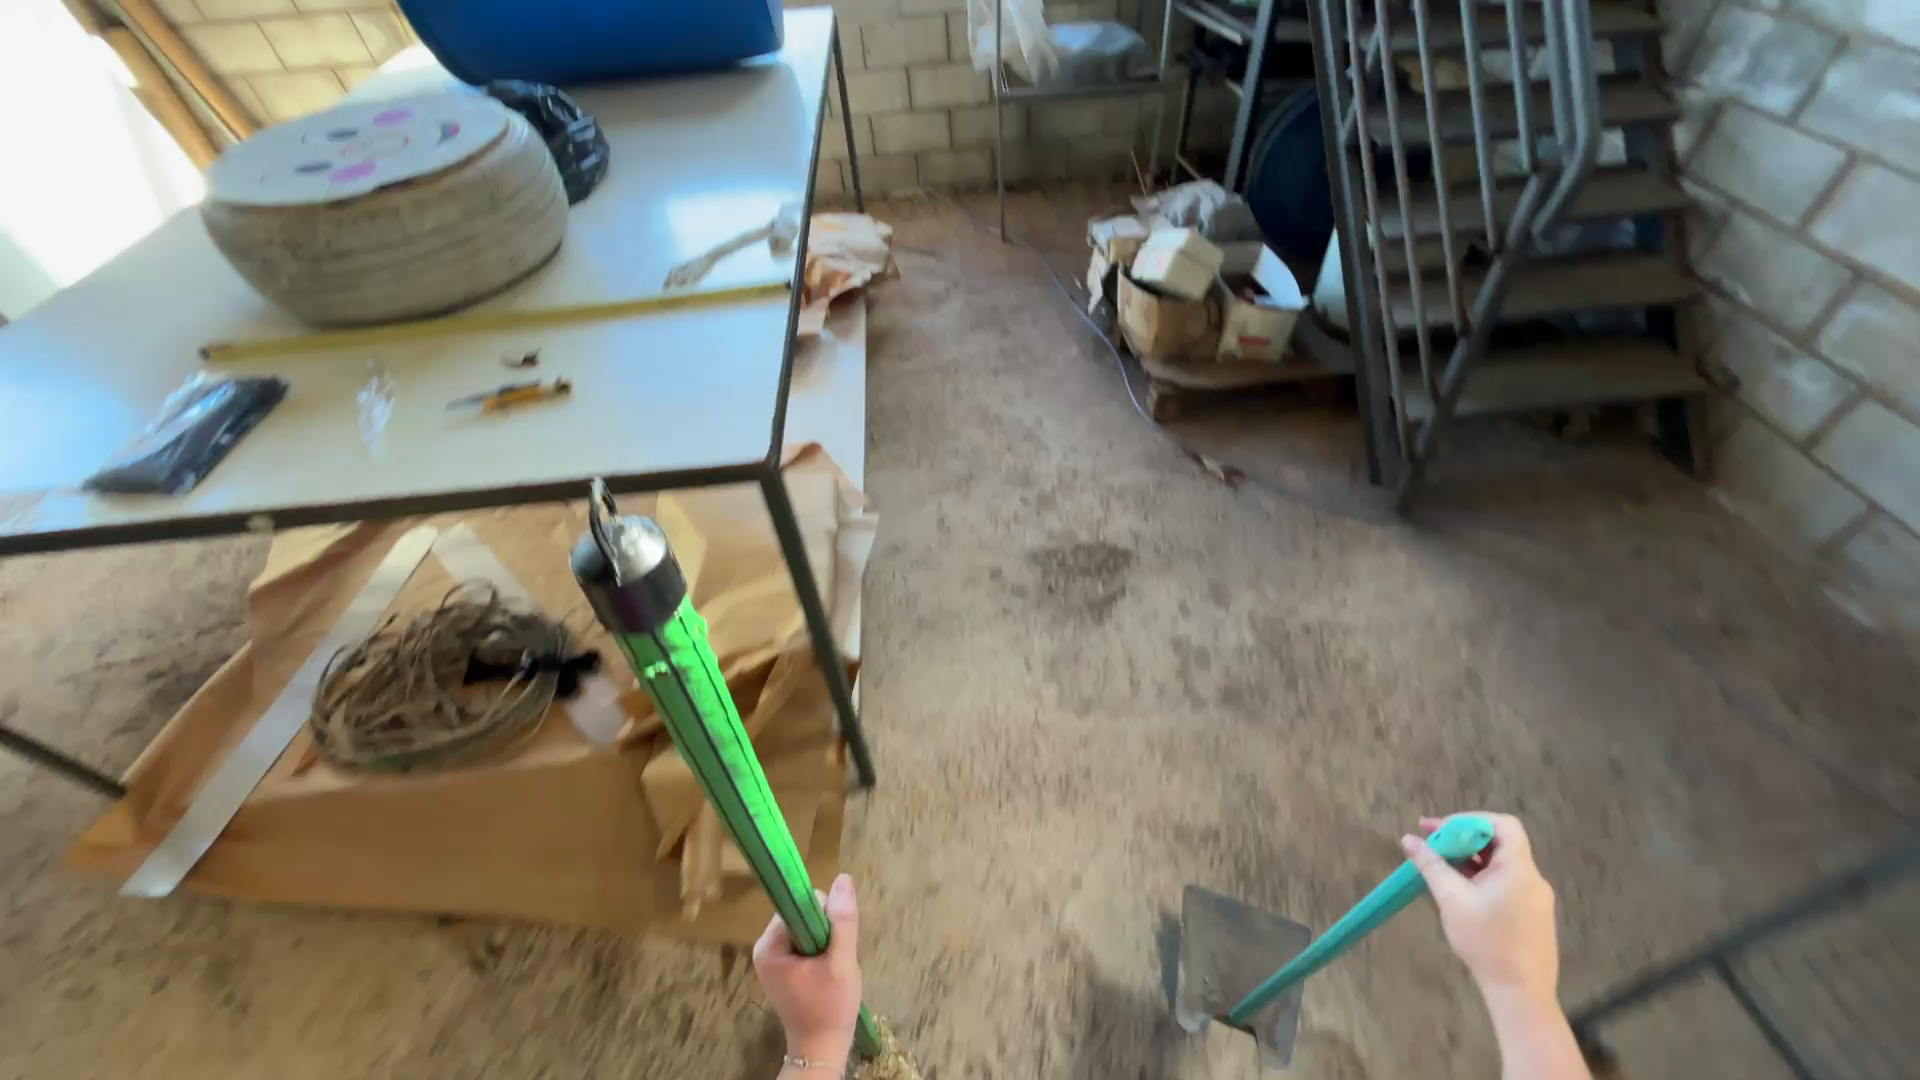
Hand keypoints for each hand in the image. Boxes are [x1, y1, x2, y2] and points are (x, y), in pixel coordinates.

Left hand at [753, 873, 861, 1069]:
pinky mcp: (782, 966)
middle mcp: (765, 947)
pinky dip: (821, 948)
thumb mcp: (842, 963)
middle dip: (825, 928)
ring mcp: (772, 957)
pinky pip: (805, 938)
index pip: (801, 903)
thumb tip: (844, 878)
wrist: (821, 1049)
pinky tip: (827, 968)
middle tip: (835, 958)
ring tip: (832, 965)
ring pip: (806, 924)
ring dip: (825, 939)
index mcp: (770, 946)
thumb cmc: (830, 1008)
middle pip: (803, 912)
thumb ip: (843, 921)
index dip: (824, 914)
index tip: (835, 940)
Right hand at [1401, 813, 1558, 1002]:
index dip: (1470, 819)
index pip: (1503, 825)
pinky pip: (1503, 881)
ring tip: (1438, 865)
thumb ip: (1431, 864)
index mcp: (1519, 870)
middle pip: (1498, 842)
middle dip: (1462, 837)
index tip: (1440, 829)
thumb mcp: (1451, 898)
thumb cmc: (1486, 941)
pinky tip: (1457, 888)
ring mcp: (1533, 898)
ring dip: (1468, 858)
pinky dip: (1479, 876)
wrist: (1520, 993)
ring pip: (1499, 863)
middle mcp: (1532, 879)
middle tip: (1429, 841)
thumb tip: (1408, 839)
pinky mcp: (1530, 914)